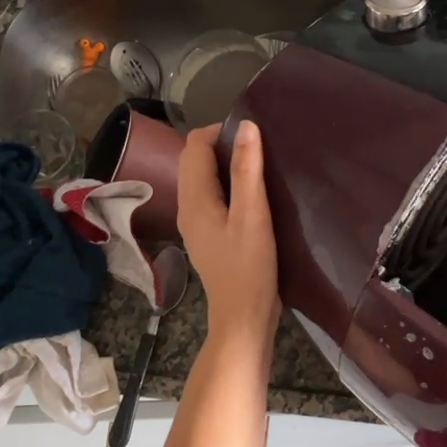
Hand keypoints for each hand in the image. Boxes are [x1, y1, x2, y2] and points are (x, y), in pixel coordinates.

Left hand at [177, 122, 280, 342]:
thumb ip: (247, 170)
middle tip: (259, 151)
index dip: (221, 132)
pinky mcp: (208, 237)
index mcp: (193, 199)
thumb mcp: (253, 216)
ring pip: (203, 179)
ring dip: (225, 167)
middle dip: (222, 146)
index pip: (195, 145)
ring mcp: (195, 225)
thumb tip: (246, 127)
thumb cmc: (249, 268)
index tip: (254, 137)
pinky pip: (211, 198)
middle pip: (194, 160)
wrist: (243, 319)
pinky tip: (253, 197)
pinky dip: (227, 187)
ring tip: (259, 169)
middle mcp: (187, 208)